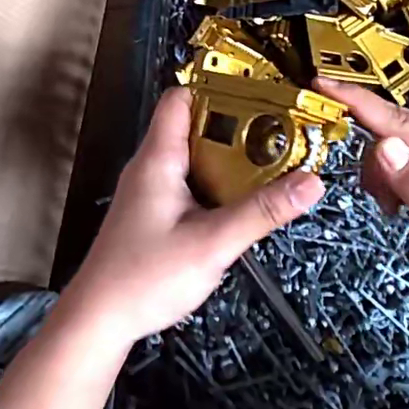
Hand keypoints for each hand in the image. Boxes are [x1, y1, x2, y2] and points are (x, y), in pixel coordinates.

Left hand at [63, 87, 324, 346]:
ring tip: (268, 163)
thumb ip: (262, 212)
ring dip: (229, 156)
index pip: (182, 97)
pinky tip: (239, 200)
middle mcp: (152, 166)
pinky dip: (217, 181)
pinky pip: (191, 180)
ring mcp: (151, 188)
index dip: (220, 89)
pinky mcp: (155, 210)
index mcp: (158, 159)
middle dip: (236, 126)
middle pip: (195, 124)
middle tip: (277, 133)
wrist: (99, 320)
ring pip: (195, 155)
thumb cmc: (142, 279)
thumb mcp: (212, 244)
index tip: (261, 95)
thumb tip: (309, 183)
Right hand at [315, 78, 408, 324]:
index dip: (357, 101)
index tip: (321, 84)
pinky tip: (400, 207)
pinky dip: (389, 184)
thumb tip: (383, 147)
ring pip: (392, 150)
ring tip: (395, 211)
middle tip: (382, 204)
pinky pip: (400, 164)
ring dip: (381, 178)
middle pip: (392, 133)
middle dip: (372, 163)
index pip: (400, 120)